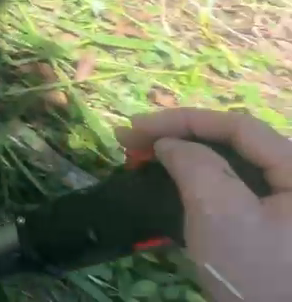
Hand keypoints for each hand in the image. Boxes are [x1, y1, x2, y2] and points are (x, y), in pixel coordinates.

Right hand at [118, 108, 291, 301]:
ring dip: (191, 157)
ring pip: (244, 167)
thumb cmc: (261, 273)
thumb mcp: (220, 213)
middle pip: (244, 144)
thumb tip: (171, 143)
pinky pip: (250, 191)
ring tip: (148, 160)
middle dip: (183, 136)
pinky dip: (209, 180)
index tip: (133, 129)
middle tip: (133, 143)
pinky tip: (180, 186)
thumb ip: (195, 163)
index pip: (241, 127)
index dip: (182, 119)